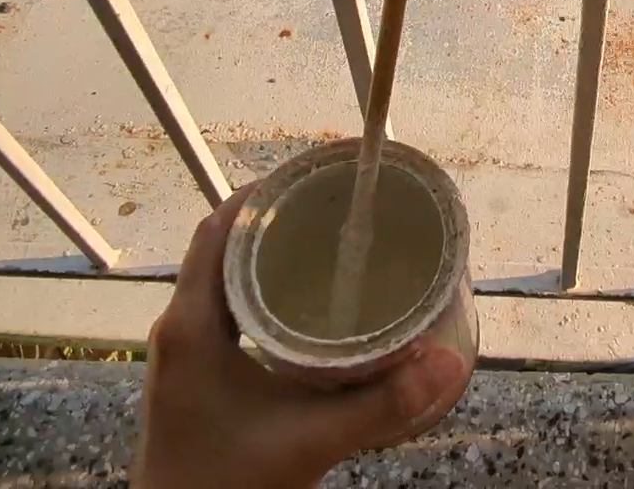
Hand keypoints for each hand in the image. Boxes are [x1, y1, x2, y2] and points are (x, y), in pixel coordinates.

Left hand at [134, 183, 472, 488]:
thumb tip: (450, 362)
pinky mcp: (197, 369)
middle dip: (277, 214)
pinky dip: (262, 280)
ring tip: (330, 236)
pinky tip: (306, 294)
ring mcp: (186, 349)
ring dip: (268, 246)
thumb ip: (382, 403)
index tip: (315, 175)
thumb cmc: (228, 488)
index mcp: (195, 323)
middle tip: (338, 203)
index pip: (219, 229)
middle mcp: (183, 324)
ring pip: (225, 271)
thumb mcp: (311, 442)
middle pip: (225, 242)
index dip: (262, 192)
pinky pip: (228, 300)